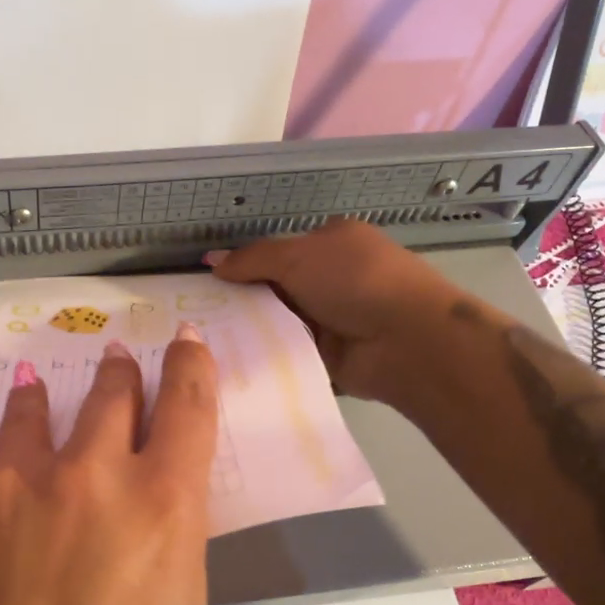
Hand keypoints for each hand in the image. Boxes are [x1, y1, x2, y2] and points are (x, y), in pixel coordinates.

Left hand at [0, 324, 220, 604]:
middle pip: (109, 396)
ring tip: (29, 382)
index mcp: (161, 506)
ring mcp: (6, 488)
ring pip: (25, 413)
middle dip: (119, 374)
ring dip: (36, 397)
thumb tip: (150, 506)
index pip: (187, 406)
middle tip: (116, 358)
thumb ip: (165, 543)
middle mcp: (87, 476)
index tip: (186, 341)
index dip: (190, 365)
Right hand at [210, 219, 444, 404]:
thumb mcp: (298, 256)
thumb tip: (212, 262)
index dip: (244, 265)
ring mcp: (332, 319)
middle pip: (276, 288)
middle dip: (243, 300)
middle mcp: (333, 279)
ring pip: (280, 322)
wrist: (406, 340)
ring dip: (252, 330)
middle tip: (198, 314)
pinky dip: (267, 356)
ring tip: (205, 340)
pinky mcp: (329, 356)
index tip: (208, 283)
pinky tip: (231, 362)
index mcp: (334, 243)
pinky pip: (289, 352)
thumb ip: (253, 259)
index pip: (279, 251)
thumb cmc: (355, 281)